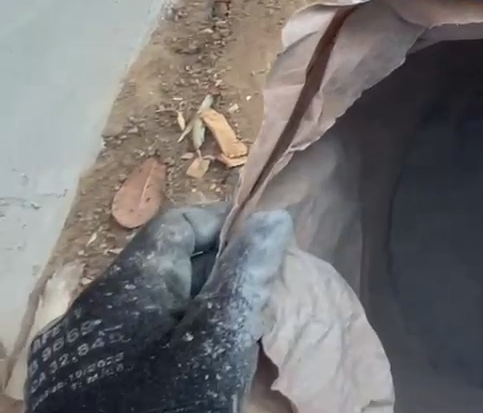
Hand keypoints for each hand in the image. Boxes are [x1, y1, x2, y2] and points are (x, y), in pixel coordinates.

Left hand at [27, 206, 292, 412]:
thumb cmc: (173, 396)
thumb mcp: (222, 331)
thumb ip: (248, 268)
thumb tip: (273, 216)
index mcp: (123, 287)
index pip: (179, 222)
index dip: (227, 225)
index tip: (265, 249)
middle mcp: (90, 307)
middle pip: (168, 260)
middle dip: (221, 266)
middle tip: (259, 290)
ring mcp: (80, 344)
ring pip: (156, 295)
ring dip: (201, 299)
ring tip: (235, 322)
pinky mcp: (80, 374)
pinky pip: (137, 328)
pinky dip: (176, 327)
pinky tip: (198, 351)